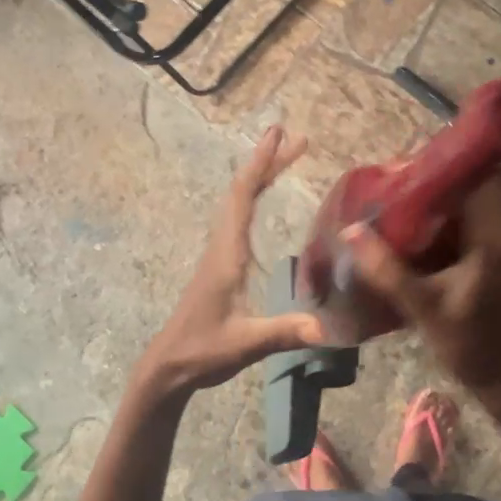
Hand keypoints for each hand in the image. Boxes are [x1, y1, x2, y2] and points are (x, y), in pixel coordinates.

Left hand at [141, 127, 323, 394]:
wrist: (168, 366)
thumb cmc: (203, 351)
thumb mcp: (247, 343)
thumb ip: (286, 332)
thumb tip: (332, 328)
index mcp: (226, 256)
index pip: (242, 199)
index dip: (260, 164)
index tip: (278, 134)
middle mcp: (221, 248)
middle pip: (241, 193)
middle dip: (266, 162)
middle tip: (294, 138)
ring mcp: (217, 256)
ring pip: (237, 204)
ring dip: (258, 178)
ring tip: (283, 158)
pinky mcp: (218, 268)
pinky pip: (237, 220)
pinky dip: (252, 199)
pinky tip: (262, 202)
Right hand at [344, 172, 500, 395]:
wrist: (500, 370)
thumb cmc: (460, 338)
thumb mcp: (418, 305)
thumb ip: (385, 267)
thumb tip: (351, 230)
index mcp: (496, 241)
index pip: (482, 180)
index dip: (453, 167)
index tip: (421, 165)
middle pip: (498, 180)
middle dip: (464, 174)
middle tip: (427, 177)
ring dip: (480, 187)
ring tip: (443, 192)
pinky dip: (491, 204)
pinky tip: (460, 216)